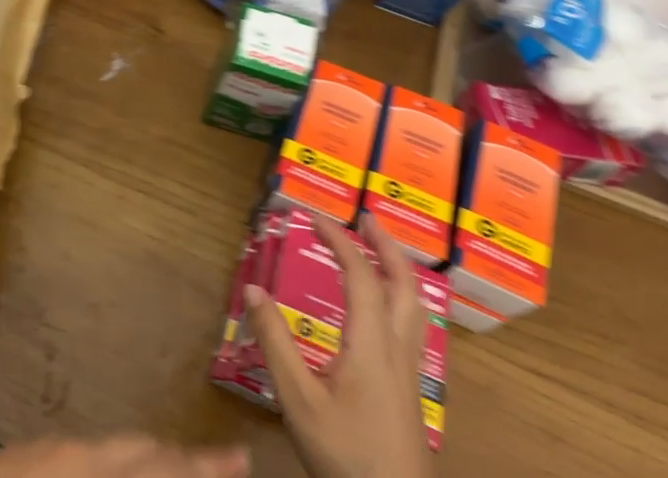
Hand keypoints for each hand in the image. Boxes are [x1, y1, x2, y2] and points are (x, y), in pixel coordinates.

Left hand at [0, 436, 249, 477]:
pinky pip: (79, 453)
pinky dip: (108, 463)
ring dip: (144, 460)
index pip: (162, 463)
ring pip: (110, 449)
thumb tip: (164, 461)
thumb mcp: (81, 472)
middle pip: (141, 448)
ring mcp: (43, 449)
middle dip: (181, 459)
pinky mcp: (19, 456)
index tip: (242, 458)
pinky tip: (107, 473)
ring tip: (170, 466)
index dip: (206, 464)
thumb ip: (128, 465)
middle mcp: (71, 451)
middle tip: (218, 465)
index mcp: (89, 467)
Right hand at [244, 213, 432, 477]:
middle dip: (387, 246)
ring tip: (379, 252)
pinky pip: (411, 326)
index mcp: (371, 344)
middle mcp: (398, 349)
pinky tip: (385, 311)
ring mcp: (409, 371)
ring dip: (398, 270)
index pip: (360, 276)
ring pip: (415, 307)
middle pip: (404, 285)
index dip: (339, 240)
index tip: (314, 215)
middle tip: (365, 218)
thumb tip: (252, 289)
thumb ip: (275, 342)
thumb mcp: (297, 399)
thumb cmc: (345, 451)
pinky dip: (400, 298)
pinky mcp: (410, 390)